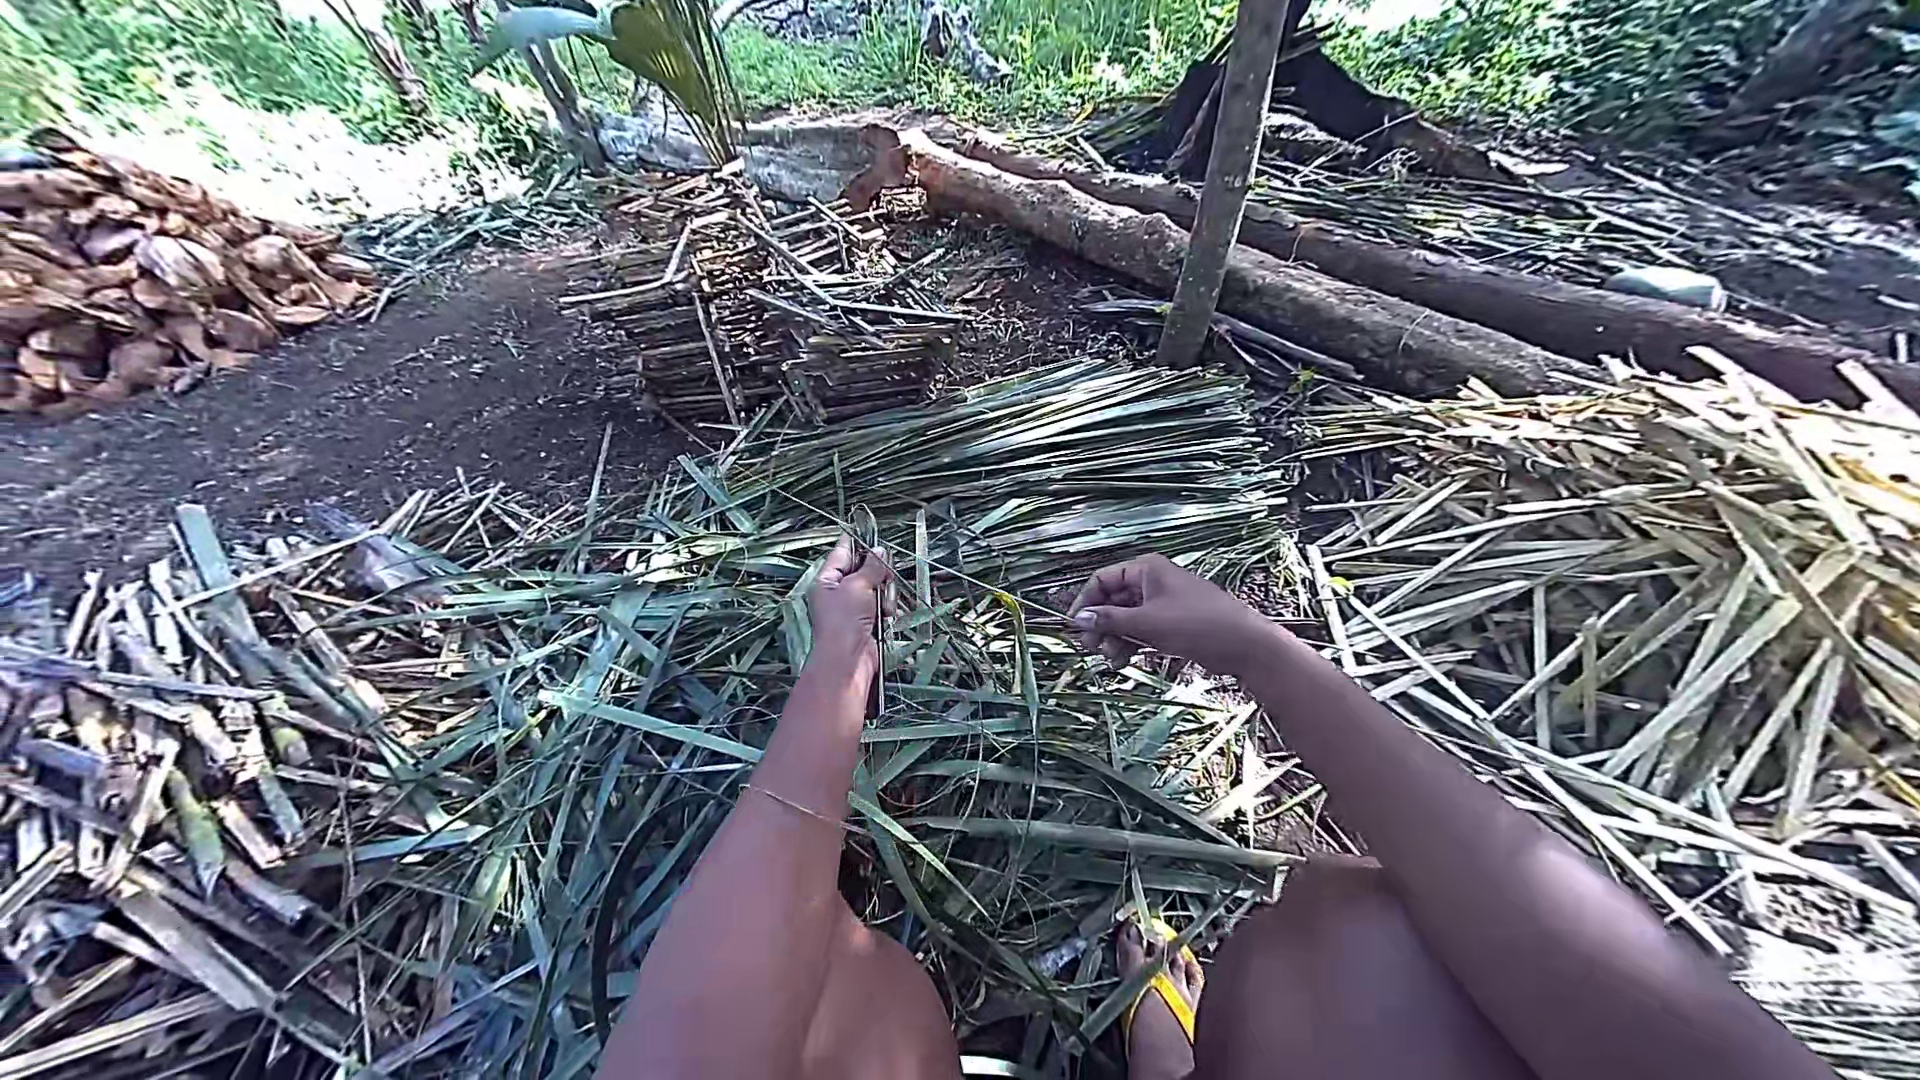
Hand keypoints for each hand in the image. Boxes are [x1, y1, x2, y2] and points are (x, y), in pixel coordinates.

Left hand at [808, 536, 892, 669]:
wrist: (849, 661)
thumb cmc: (845, 621)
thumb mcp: (857, 586)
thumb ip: (871, 566)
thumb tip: (881, 551)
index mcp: (827, 580)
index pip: (843, 552)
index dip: (857, 541)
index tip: (871, 530)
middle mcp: (839, 592)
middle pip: (865, 569)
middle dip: (878, 572)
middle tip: (885, 575)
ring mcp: (855, 608)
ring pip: (878, 587)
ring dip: (885, 594)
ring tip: (883, 605)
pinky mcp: (869, 622)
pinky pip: (883, 606)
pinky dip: (887, 609)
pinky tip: (886, 616)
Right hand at [1068, 553, 1277, 676]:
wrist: (1245, 645)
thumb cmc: (1196, 624)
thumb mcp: (1147, 622)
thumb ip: (1110, 620)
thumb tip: (1078, 619)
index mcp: (1145, 569)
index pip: (1102, 580)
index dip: (1085, 602)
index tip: (1074, 626)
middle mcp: (1151, 581)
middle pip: (1111, 600)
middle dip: (1100, 624)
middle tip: (1091, 648)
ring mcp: (1160, 602)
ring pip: (1124, 618)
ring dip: (1113, 638)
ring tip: (1112, 659)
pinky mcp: (1169, 622)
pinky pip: (1139, 629)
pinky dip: (1129, 643)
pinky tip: (1123, 661)